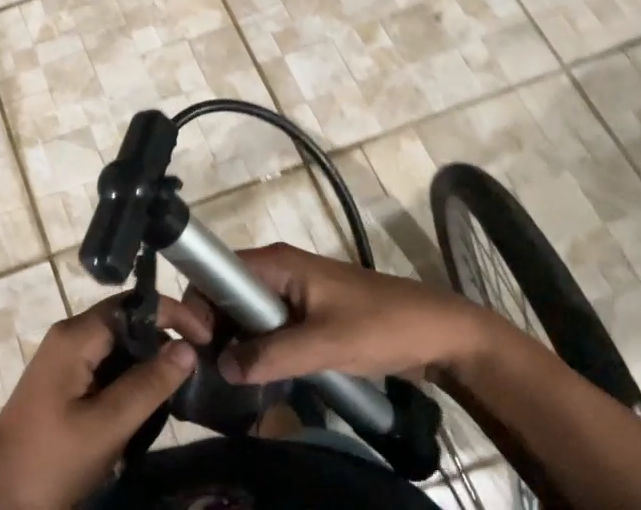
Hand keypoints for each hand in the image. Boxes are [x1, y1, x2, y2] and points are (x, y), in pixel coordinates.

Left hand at [0, 293, 210, 509]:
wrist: (3, 488)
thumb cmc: (54, 456)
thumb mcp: (108, 424)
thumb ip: (148, 384)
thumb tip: (186, 348)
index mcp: (75, 336)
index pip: (131, 304)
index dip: (170, 313)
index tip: (206, 336)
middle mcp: (69, 336)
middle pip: (125, 321)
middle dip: (163, 337)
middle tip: (201, 363)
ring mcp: (65, 358)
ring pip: (117, 344)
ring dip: (148, 360)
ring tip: (183, 383)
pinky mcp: (65, 380)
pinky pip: (105, 364)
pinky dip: (131, 376)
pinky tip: (152, 399)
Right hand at [182, 243, 502, 385]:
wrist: (442, 333)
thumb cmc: (381, 327)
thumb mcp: (324, 345)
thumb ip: (270, 356)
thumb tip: (223, 367)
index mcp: (275, 264)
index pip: (215, 273)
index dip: (198, 304)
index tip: (198, 344)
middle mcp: (277, 270)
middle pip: (226, 292)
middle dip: (214, 327)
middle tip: (211, 368)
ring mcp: (292, 290)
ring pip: (245, 311)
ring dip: (236, 340)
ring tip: (230, 377)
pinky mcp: (306, 311)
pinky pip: (267, 324)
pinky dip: (257, 345)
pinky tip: (256, 374)